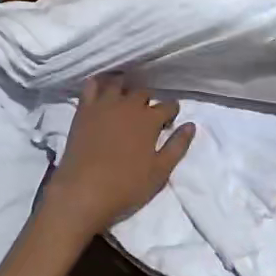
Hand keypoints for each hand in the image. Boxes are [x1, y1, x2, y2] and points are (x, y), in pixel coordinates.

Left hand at [46, 73, 195, 235]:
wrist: (83, 192)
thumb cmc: (126, 186)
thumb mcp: (160, 171)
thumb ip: (178, 146)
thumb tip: (191, 125)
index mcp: (149, 119)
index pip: (168, 105)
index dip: (171, 112)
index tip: (170, 120)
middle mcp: (128, 105)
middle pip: (143, 93)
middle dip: (148, 101)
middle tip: (146, 115)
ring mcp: (104, 105)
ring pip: (118, 84)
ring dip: (125, 89)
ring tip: (125, 99)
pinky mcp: (84, 110)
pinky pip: (91, 86)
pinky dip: (99, 84)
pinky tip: (101, 90)